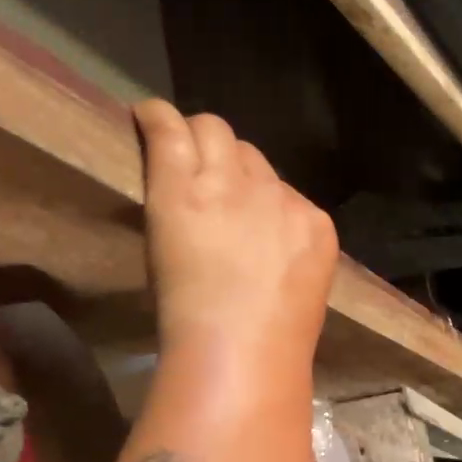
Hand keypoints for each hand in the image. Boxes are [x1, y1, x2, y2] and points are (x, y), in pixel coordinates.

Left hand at [133, 100, 337, 366]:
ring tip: (173, 155)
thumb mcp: (301, 287)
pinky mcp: (182, 182)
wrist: (245, 343)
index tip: (238, 213)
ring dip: (195, 140)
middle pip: (251, 155)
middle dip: (228, 164)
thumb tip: (260, 240)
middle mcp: (280, 196)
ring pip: (214, 131)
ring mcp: (231, 185)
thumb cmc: (277, 334)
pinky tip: (144, 118)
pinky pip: (169, 126)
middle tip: (203, 186)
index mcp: (316, 226)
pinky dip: (155, 118)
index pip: (284, 189)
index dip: (257, 196)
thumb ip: (288, 252)